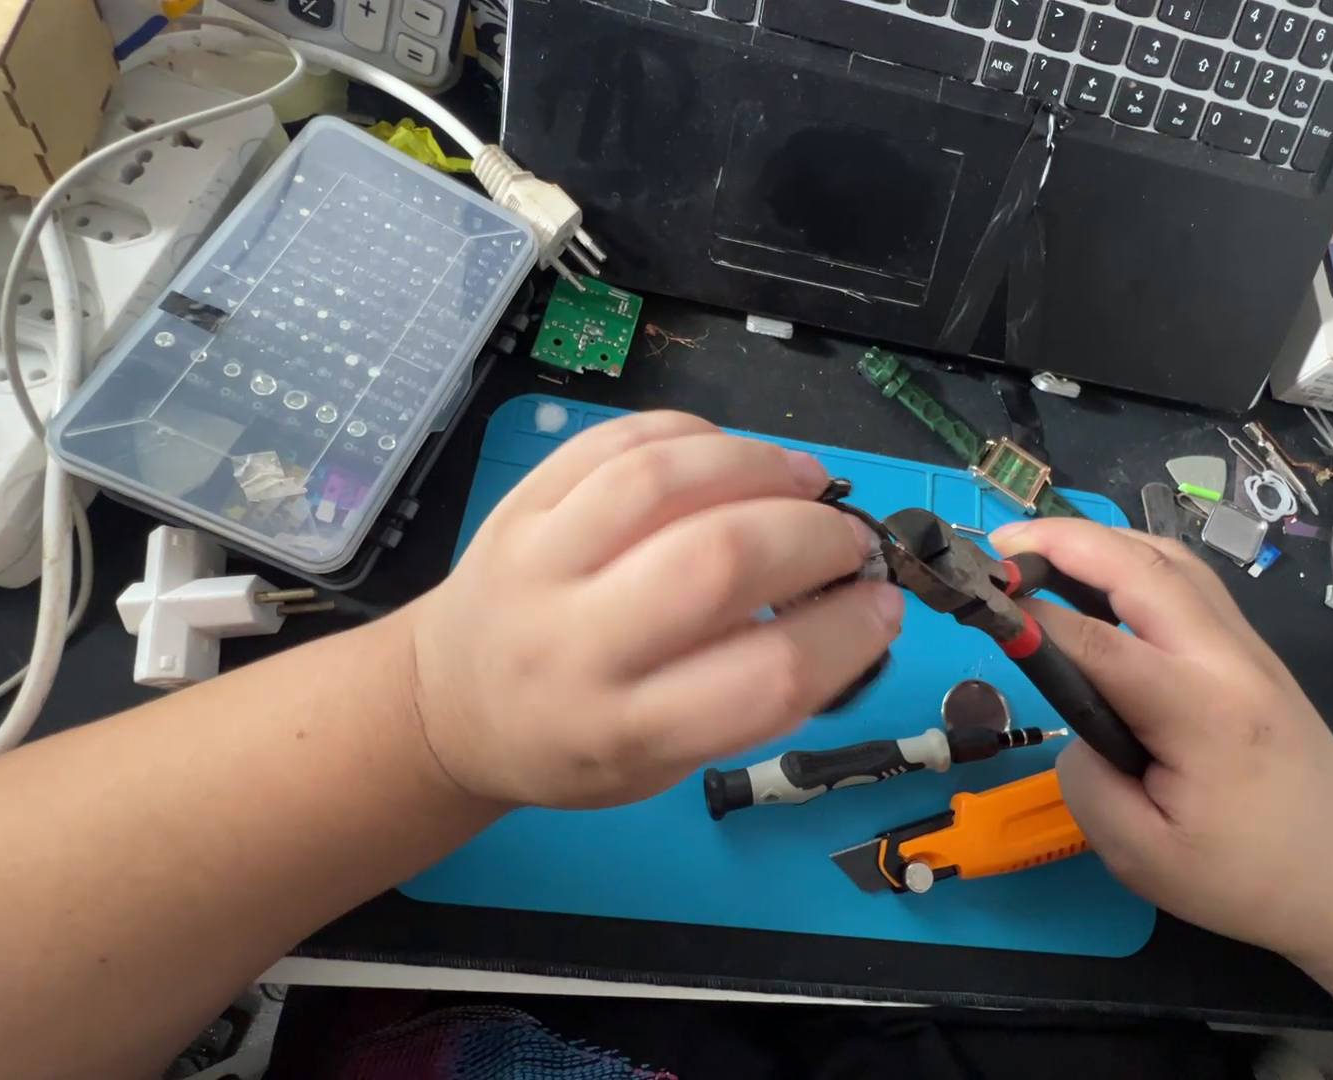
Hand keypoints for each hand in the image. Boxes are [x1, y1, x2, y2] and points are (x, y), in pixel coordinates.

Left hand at [405, 411, 902, 809]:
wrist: (449, 703)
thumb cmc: (571, 746)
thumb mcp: (665, 763)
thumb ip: (750, 694)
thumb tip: (847, 603)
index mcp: (622, 728)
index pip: (764, 677)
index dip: (848, 633)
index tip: (883, 605)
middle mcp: (576, 644)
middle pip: (718, 562)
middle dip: (813, 538)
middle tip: (848, 539)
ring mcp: (540, 560)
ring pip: (662, 481)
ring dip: (758, 467)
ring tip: (804, 479)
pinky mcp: (521, 502)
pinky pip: (616, 440)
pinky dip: (694, 434)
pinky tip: (730, 455)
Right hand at [992, 519, 1332, 968]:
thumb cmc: (1246, 877)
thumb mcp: (1142, 859)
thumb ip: (1086, 781)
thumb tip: (1074, 722)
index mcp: (1202, 714)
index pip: (1100, 644)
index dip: (1035, 617)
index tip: (984, 602)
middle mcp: (1227, 659)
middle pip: (1140, 569)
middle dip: (1063, 540)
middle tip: (1000, 543)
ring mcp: (1245, 644)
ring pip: (1168, 558)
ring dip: (1098, 538)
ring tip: (1038, 547)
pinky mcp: (1247, 646)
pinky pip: (1184, 575)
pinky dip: (1129, 553)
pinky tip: (1096, 569)